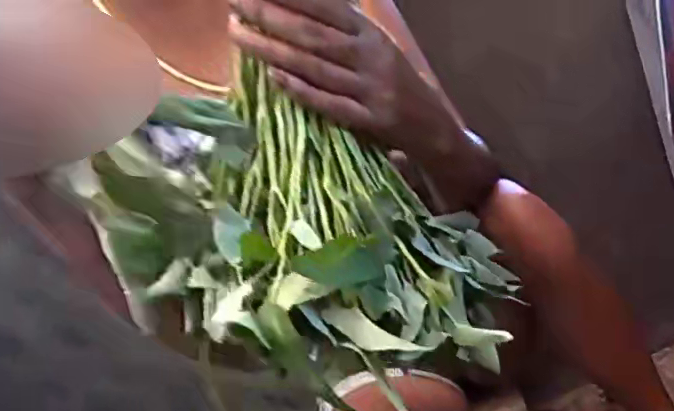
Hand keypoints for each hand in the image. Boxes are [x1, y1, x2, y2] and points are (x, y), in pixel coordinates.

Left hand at [227, 0, 496, 206]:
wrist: (439, 134)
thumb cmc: (402, 89)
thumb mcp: (378, 50)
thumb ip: (345, 30)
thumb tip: (298, 7)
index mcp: (373, 35)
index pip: (323, 5)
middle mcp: (374, 60)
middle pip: (313, 34)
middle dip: (269, 16)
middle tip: (234, 6)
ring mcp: (375, 93)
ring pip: (316, 67)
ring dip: (274, 51)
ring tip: (240, 37)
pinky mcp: (375, 123)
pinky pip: (332, 105)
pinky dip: (302, 92)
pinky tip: (276, 79)